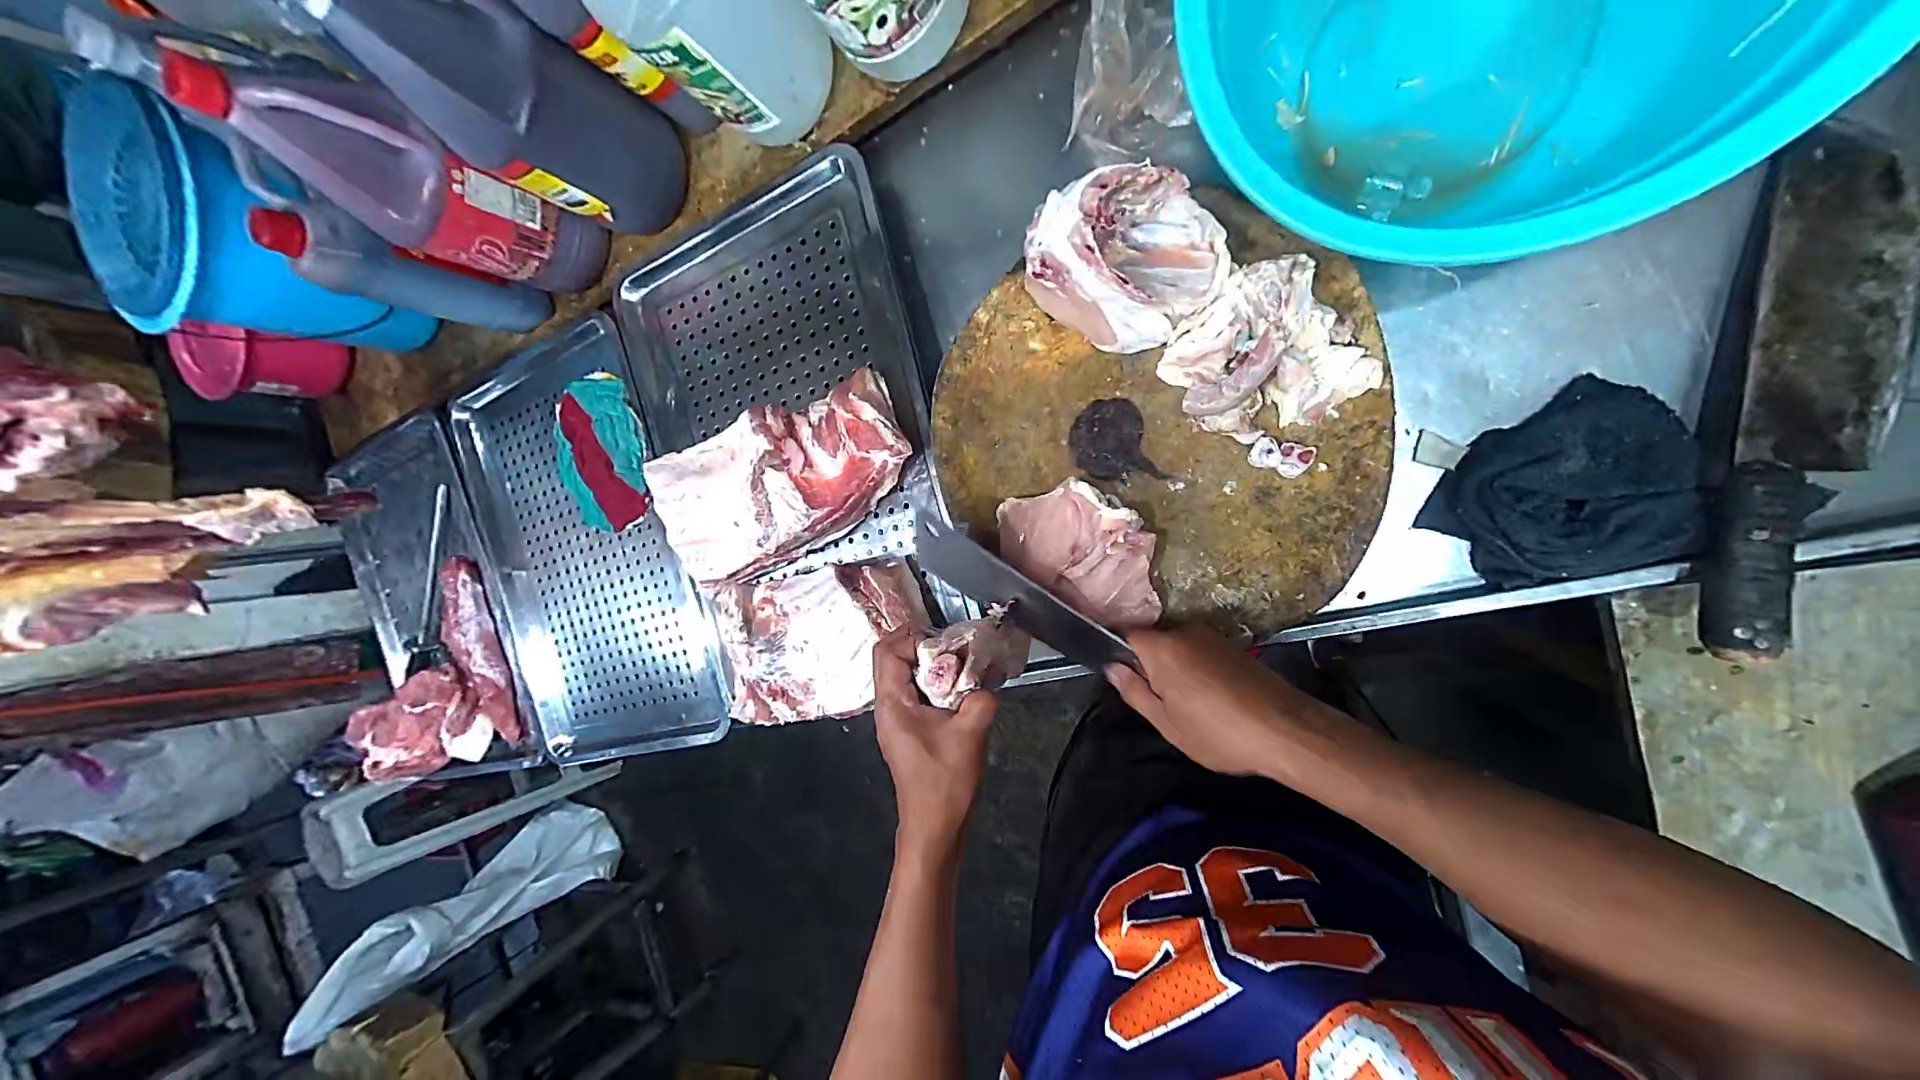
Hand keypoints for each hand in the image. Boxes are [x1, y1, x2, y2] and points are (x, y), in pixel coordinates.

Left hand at [871, 629, 997, 854]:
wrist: (935, 826)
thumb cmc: (944, 782)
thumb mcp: (970, 733)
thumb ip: (982, 699)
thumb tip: (989, 683)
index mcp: (892, 704)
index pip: (886, 651)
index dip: (911, 636)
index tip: (944, 640)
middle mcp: (887, 709)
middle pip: (893, 660)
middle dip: (924, 649)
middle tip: (957, 650)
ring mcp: (895, 721)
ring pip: (905, 678)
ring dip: (932, 669)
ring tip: (962, 670)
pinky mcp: (908, 732)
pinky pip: (915, 696)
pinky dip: (936, 687)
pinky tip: (960, 694)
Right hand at [1105, 627, 1339, 777]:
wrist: (1287, 730)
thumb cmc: (1218, 732)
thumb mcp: (1165, 722)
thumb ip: (1133, 691)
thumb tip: (1113, 668)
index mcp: (1163, 647)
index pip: (1126, 635)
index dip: (1119, 655)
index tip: (1125, 680)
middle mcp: (1186, 632)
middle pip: (1154, 641)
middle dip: (1149, 665)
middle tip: (1158, 701)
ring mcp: (1213, 637)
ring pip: (1178, 648)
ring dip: (1175, 669)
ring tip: (1187, 704)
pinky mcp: (1234, 648)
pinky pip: (1200, 653)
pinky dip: (1197, 670)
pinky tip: (1209, 699)